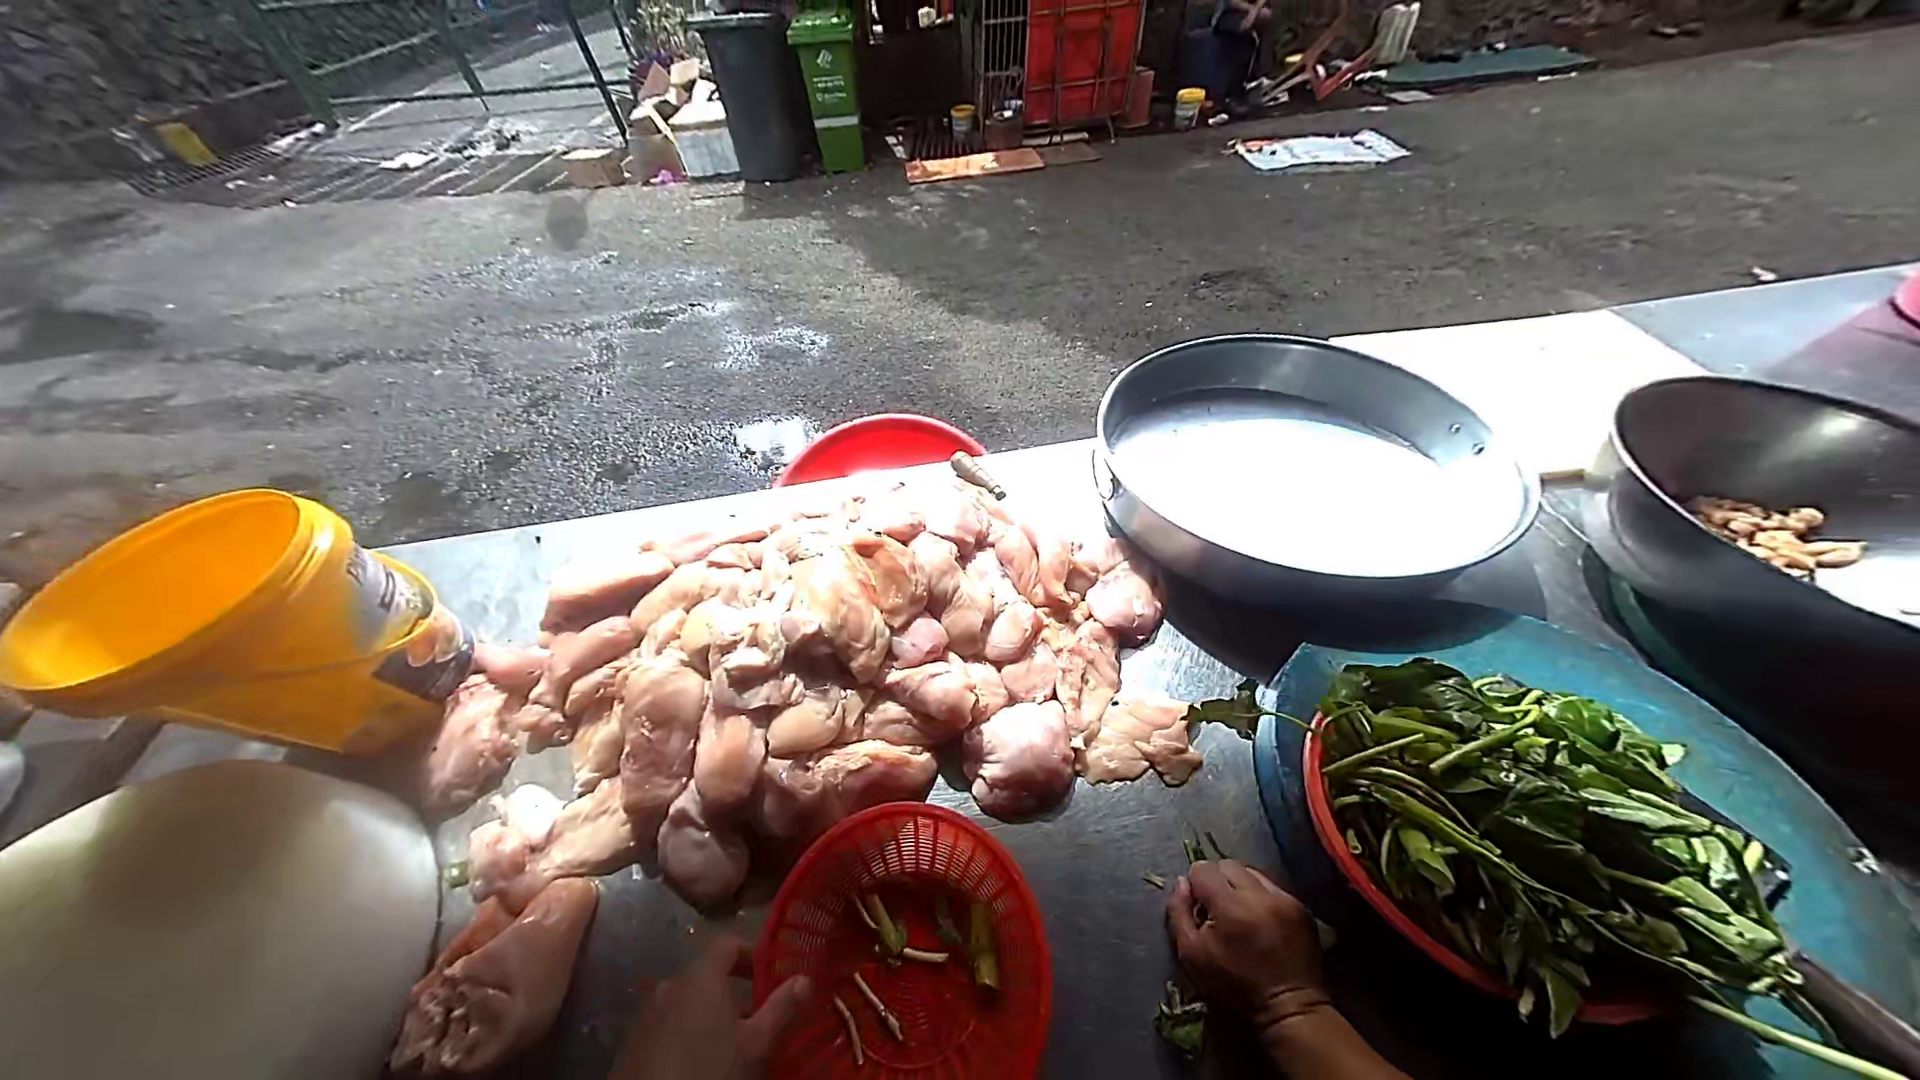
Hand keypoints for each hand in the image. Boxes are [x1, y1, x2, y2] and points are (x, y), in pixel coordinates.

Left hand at [609, 936, 810, 1079]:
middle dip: (732, 992)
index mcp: (699, 977)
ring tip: (727, 1049)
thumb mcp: (755, 1046)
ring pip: (685, 1004)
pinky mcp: (628, 1052)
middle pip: (706, 975)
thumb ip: (781, 1008)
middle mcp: (667, 987)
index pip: (727, 943)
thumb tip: (805, 978)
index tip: (768, 978)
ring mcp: (643, 1020)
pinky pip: (664, 1029)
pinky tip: (694, 1067)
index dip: (751, 954)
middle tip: (754, 1020)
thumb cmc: (708, 1076)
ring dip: (707, 1016)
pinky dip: (683, 1036)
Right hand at [1166, 860, 1329, 1028]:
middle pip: (1226, 865)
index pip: (1202, 869)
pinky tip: (1260, 917)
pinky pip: (1271, 886)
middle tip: (1219, 909)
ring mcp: (1284, 899)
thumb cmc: (1234, 985)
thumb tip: (1181, 882)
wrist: (1289, 1009)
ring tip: (1240, 911)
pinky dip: (1260, 895)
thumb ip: (1178, 911)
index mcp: (1230, 905)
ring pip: (1250, 872)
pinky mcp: (1300, 907)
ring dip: (1239, 886)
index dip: (1196, 887)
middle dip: (1217, 882)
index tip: (1200, 909)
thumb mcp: (1191, 953)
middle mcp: (1259, 894)